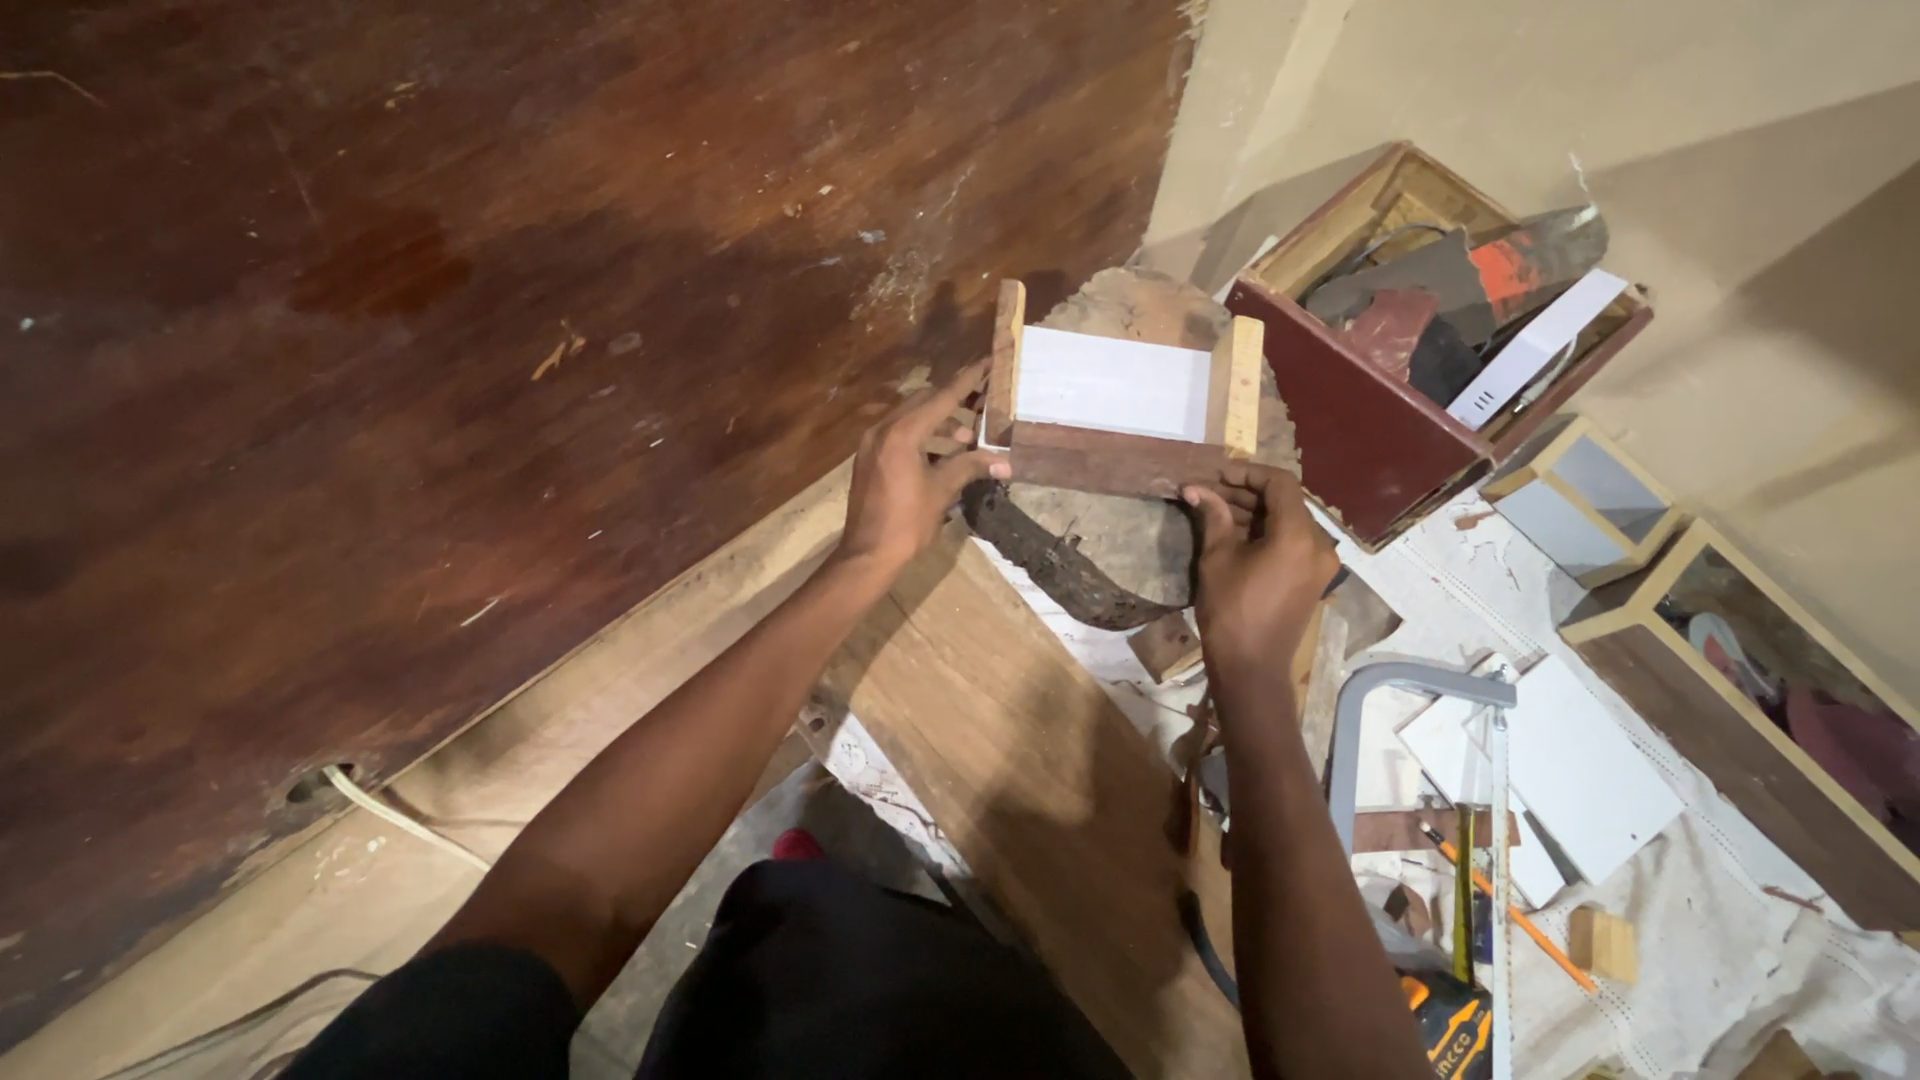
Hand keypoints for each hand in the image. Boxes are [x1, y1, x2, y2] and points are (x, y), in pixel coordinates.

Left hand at [836, 359, 1009, 573]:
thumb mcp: (942, 492)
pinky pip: (898, 433)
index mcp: (902, 433)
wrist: (867, 554)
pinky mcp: (868, 458)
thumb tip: (1004, 461)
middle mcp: (882, 429)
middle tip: (982, 404)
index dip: (968, 380)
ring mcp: (871, 443)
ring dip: (938, 422)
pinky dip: (921, 435)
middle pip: (924, 402)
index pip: (942, 397)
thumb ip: (970, 467)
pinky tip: (941, 452)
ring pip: (910, 418)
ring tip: (966, 437)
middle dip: (954, 401)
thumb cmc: (906, 523)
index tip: (988, 362)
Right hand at [1183, 464, 1338, 674]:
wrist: (1251, 665)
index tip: (1216, 475)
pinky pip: (1293, 542)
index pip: (1280, 483)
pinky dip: (1267, 532)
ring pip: (1289, 521)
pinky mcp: (1313, 577)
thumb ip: (1213, 516)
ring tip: (1216, 511)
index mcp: (1298, 536)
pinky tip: (1236, 533)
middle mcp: (1319, 544)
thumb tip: (1194, 488)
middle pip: (1286, 501)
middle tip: (1209, 493)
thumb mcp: (1217, 558)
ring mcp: (1320, 563)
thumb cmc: (1231, 610)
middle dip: (1247, 493)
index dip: (1247, 473)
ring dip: (1256, 512)